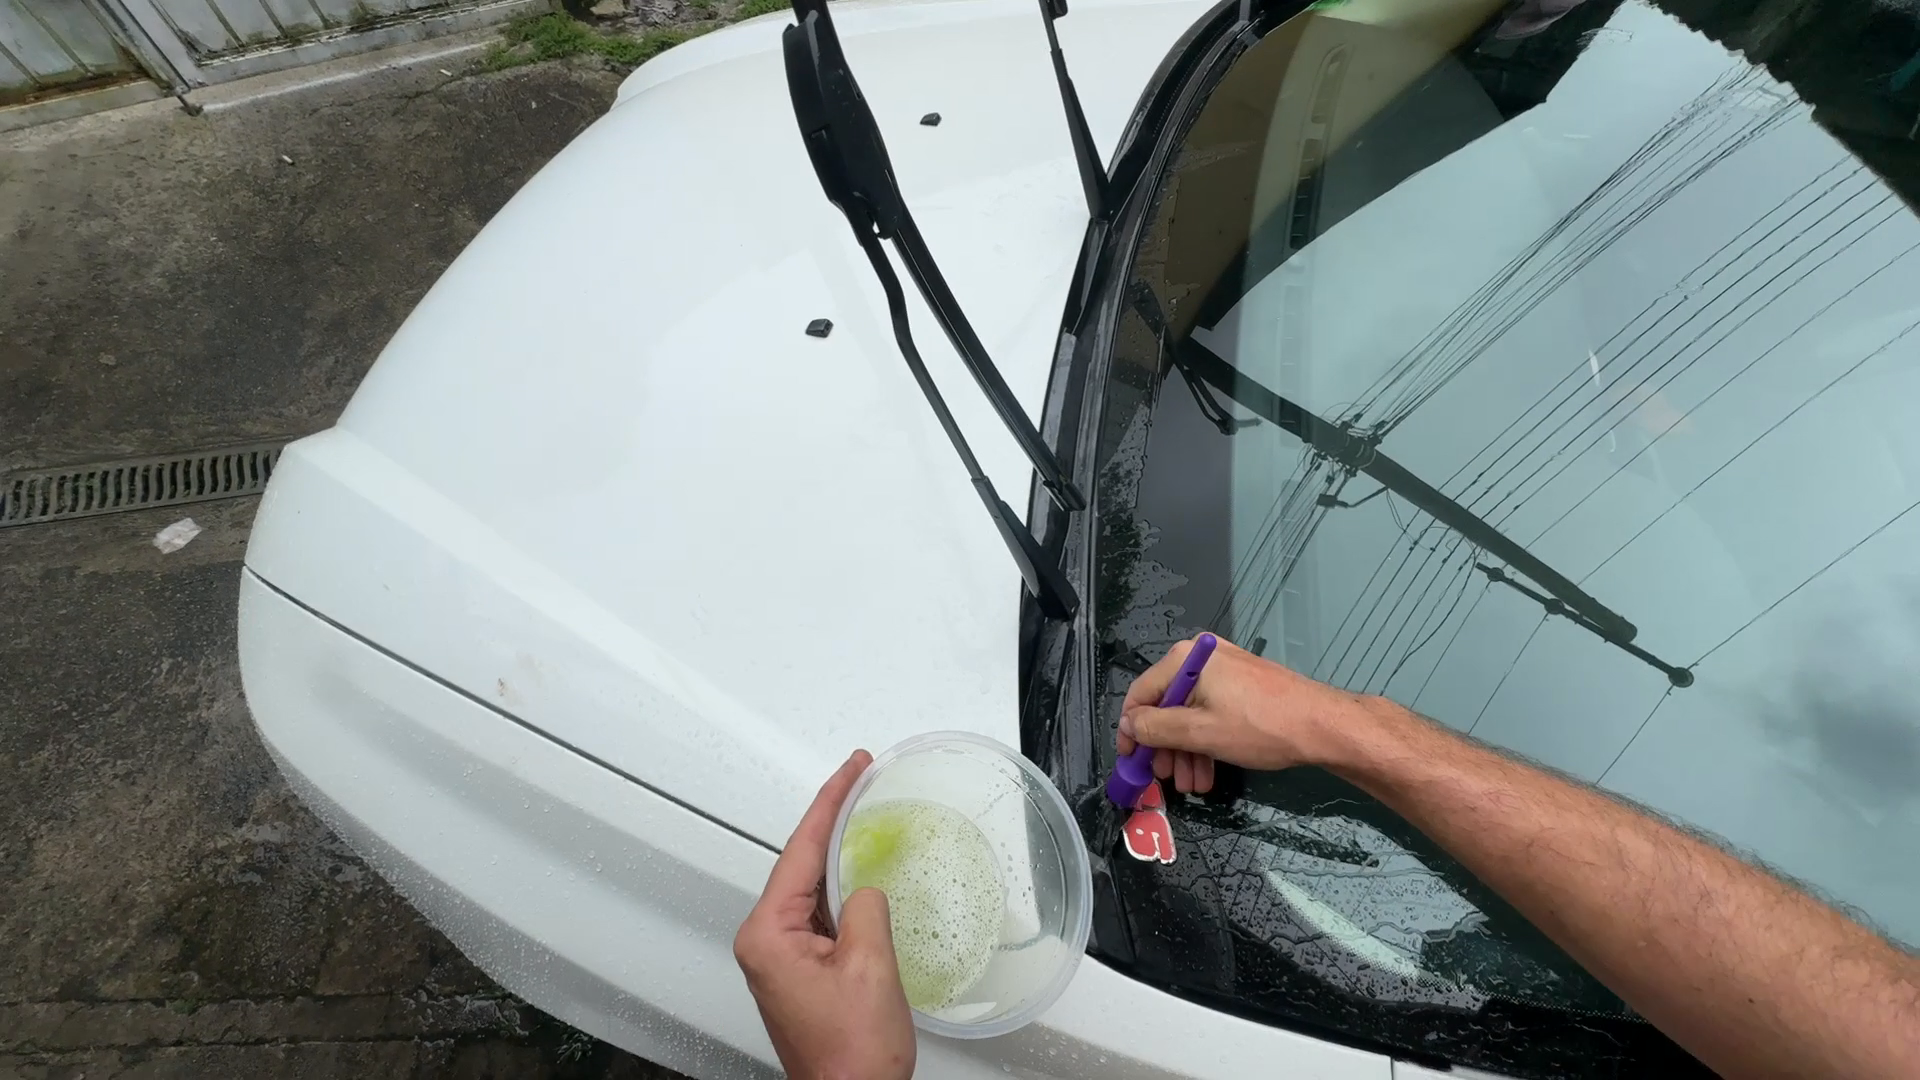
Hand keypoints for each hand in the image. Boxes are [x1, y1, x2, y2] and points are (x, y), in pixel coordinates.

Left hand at [734, 751, 914, 1079]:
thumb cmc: (852, 1053)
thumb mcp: (869, 963)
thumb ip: (864, 905)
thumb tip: (863, 888)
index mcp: (770, 933)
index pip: (802, 848)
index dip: (830, 801)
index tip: (851, 770)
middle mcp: (766, 939)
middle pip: (802, 859)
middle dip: (832, 816)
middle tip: (858, 776)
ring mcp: (781, 952)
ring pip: (812, 881)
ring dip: (838, 847)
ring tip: (860, 806)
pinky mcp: (800, 963)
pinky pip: (820, 905)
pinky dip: (841, 879)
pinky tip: (859, 862)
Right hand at [1118, 636, 1372, 792]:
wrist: (1324, 726)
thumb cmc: (1259, 728)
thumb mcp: (1200, 733)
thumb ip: (1155, 728)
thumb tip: (1127, 724)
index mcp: (1185, 659)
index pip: (1141, 693)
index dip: (1131, 729)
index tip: (1129, 760)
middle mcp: (1200, 657)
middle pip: (1165, 704)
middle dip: (1164, 746)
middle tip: (1165, 779)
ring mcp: (1223, 669)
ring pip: (1189, 712)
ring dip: (1185, 750)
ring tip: (1192, 784)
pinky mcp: (1240, 683)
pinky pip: (1209, 710)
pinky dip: (1205, 740)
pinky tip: (1207, 772)